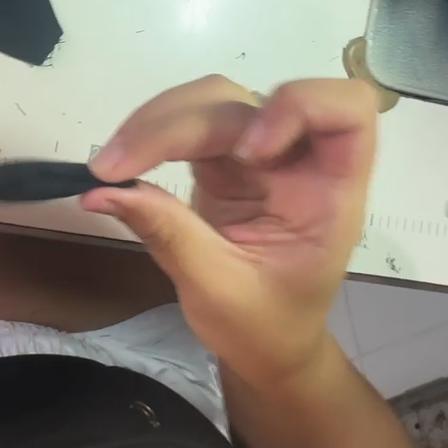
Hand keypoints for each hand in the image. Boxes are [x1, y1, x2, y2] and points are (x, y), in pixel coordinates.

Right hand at [81, 76, 377, 383]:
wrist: (267, 346)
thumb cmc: (266, 327)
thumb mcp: (219, 291)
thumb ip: (170, 234)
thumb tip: (102, 191)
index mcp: (328, 191)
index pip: (345, 111)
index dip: (299, 107)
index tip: (246, 153)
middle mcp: (297, 159)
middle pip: (245, 101)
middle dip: (176, 124)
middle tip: (115, 166)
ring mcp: (257, 152)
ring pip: (209, 101)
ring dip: (155, 122)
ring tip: (109, 165)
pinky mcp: (223, 157)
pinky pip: (186, 123)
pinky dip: (149, 135)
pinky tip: (120, 163)